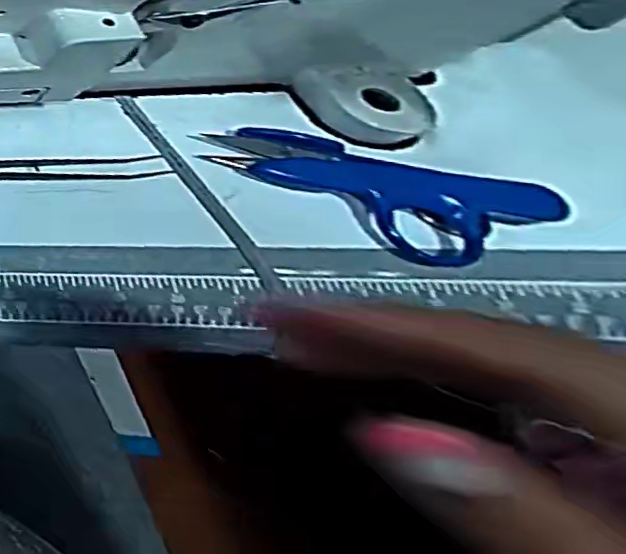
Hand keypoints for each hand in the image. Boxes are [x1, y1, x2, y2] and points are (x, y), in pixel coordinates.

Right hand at [266, 303, 625, 552]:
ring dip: (415, 360)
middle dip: (379, 334)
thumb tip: (386, 437)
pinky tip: (441, 415)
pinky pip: (551, 409)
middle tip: (283, 325)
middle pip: (500, 348)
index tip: (274, 308)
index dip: (368, 319)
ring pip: (521, 374)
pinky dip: (469, 397)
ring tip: (334, 354)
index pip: (489, 344)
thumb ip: (515, 517)